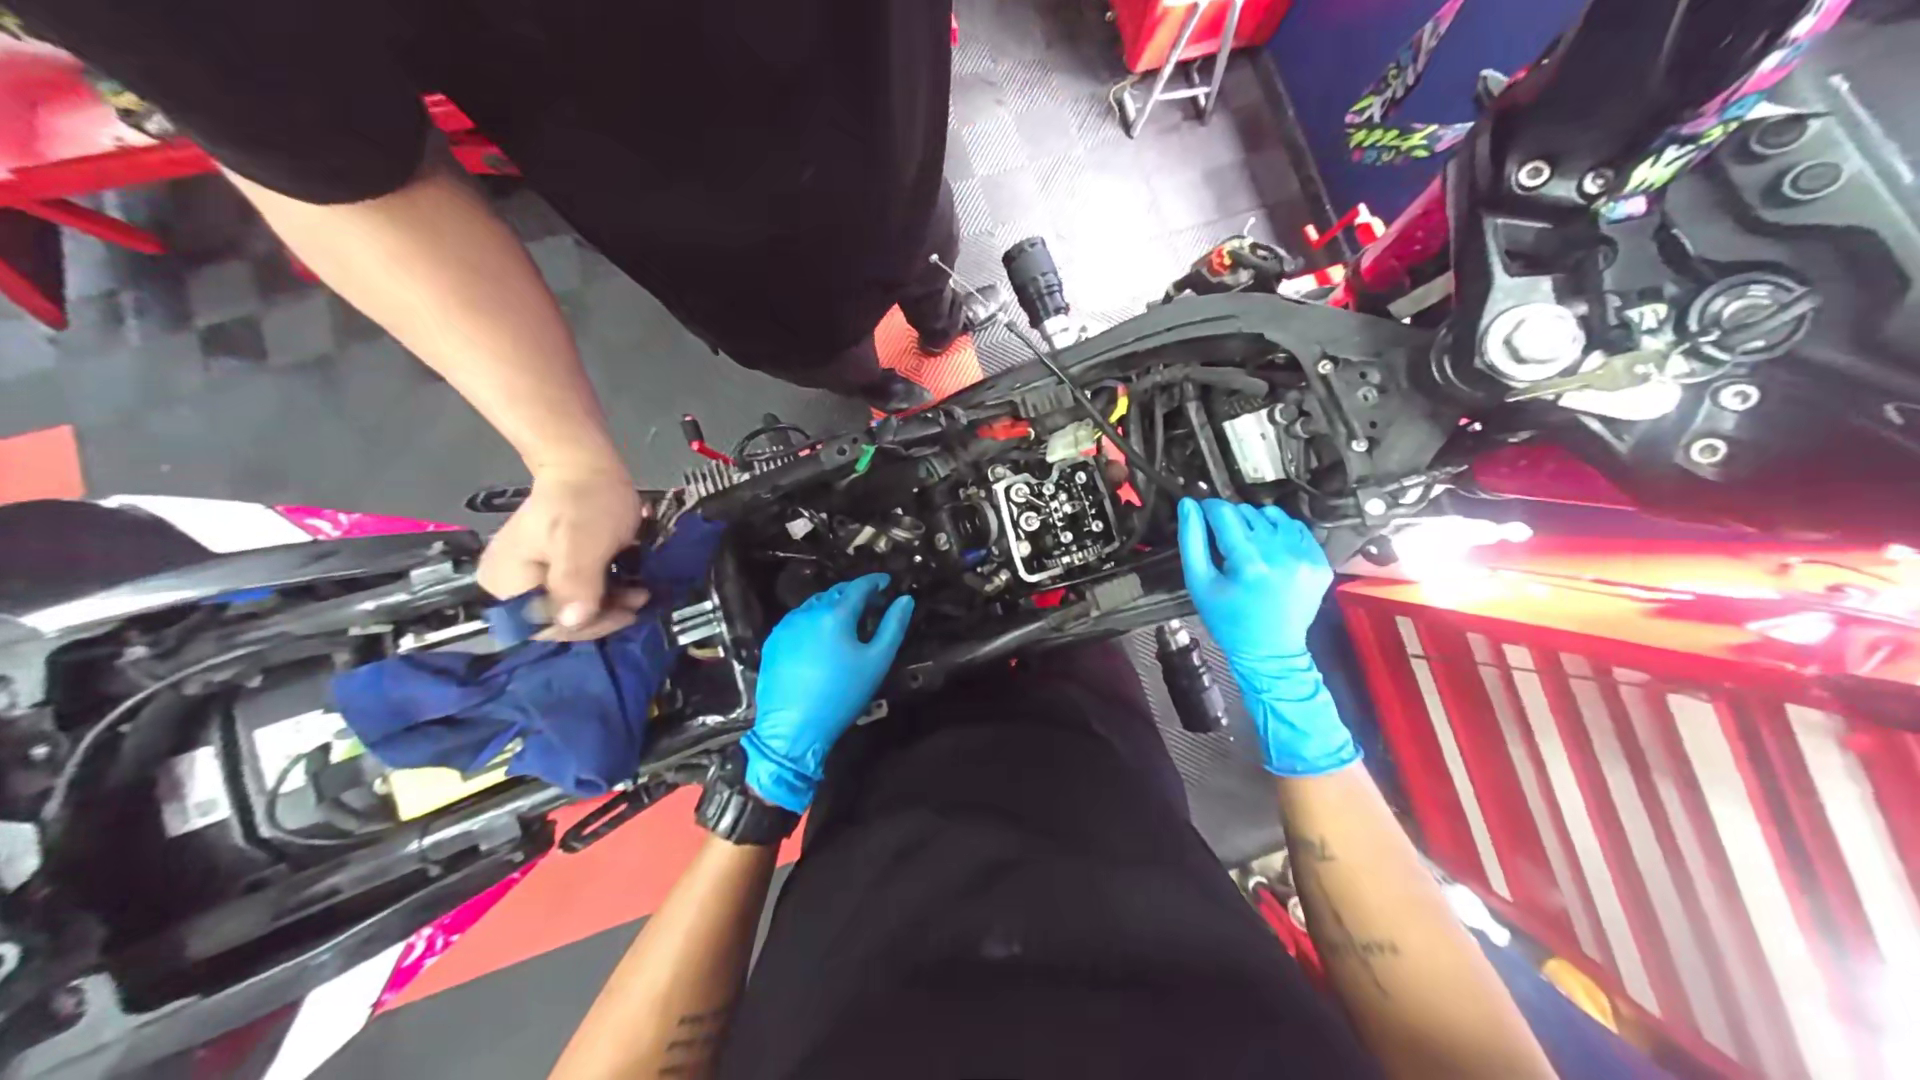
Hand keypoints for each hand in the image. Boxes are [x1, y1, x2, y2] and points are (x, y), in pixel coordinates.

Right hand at [476, 462, 647, 640]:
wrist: (587, 466)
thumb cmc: (584, 503)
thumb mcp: (581, 545)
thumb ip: (576, 583)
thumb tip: (573, 622)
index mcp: (505, 583)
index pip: (544, 627)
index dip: (588, 626)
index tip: (626, 614)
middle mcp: (509, 586)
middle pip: (559, 620)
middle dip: (603, 614)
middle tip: (640, 600)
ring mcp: (529, 577)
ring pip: (572, 608)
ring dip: (609, 604)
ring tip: (640, 592)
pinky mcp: (551, 568)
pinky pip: (576, 593)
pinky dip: (604, 592)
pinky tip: (628, 585)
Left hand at [743, 573, 914, 811]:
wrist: (793, 727)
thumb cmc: (842, 695)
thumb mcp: (876, 662)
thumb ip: (893, 626)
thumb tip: (905, 599)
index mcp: (835, 614)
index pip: (858, 586)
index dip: (875, 581)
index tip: (887, 582)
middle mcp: (807, 612)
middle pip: (835, 593)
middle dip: (855, 593)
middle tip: (871, 602)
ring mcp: (786, 626)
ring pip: (814, 606)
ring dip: (833, 606)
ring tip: (846, 619)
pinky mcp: (772, 642)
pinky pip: (798, 621)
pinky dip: (814, 621)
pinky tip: (820, 637)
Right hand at [1177, 498, 1357, 776]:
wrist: (1271, 652)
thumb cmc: (1228, 620)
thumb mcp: (1199, 583)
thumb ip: (1192, 540)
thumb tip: (1188, 504)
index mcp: (1250, 561)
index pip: (1224, 512)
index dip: (1208, 509)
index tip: (1201, 515)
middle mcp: (1282, 553)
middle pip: (1248, 512)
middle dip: (1231, 521)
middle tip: (1223, 543)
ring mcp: (1306, 556)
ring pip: (1273, 515)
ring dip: (1256, 523)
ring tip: (1246, 546)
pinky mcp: (1320, 561)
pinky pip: (1296, 528)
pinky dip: (1279, 532)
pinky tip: (1269, 551)